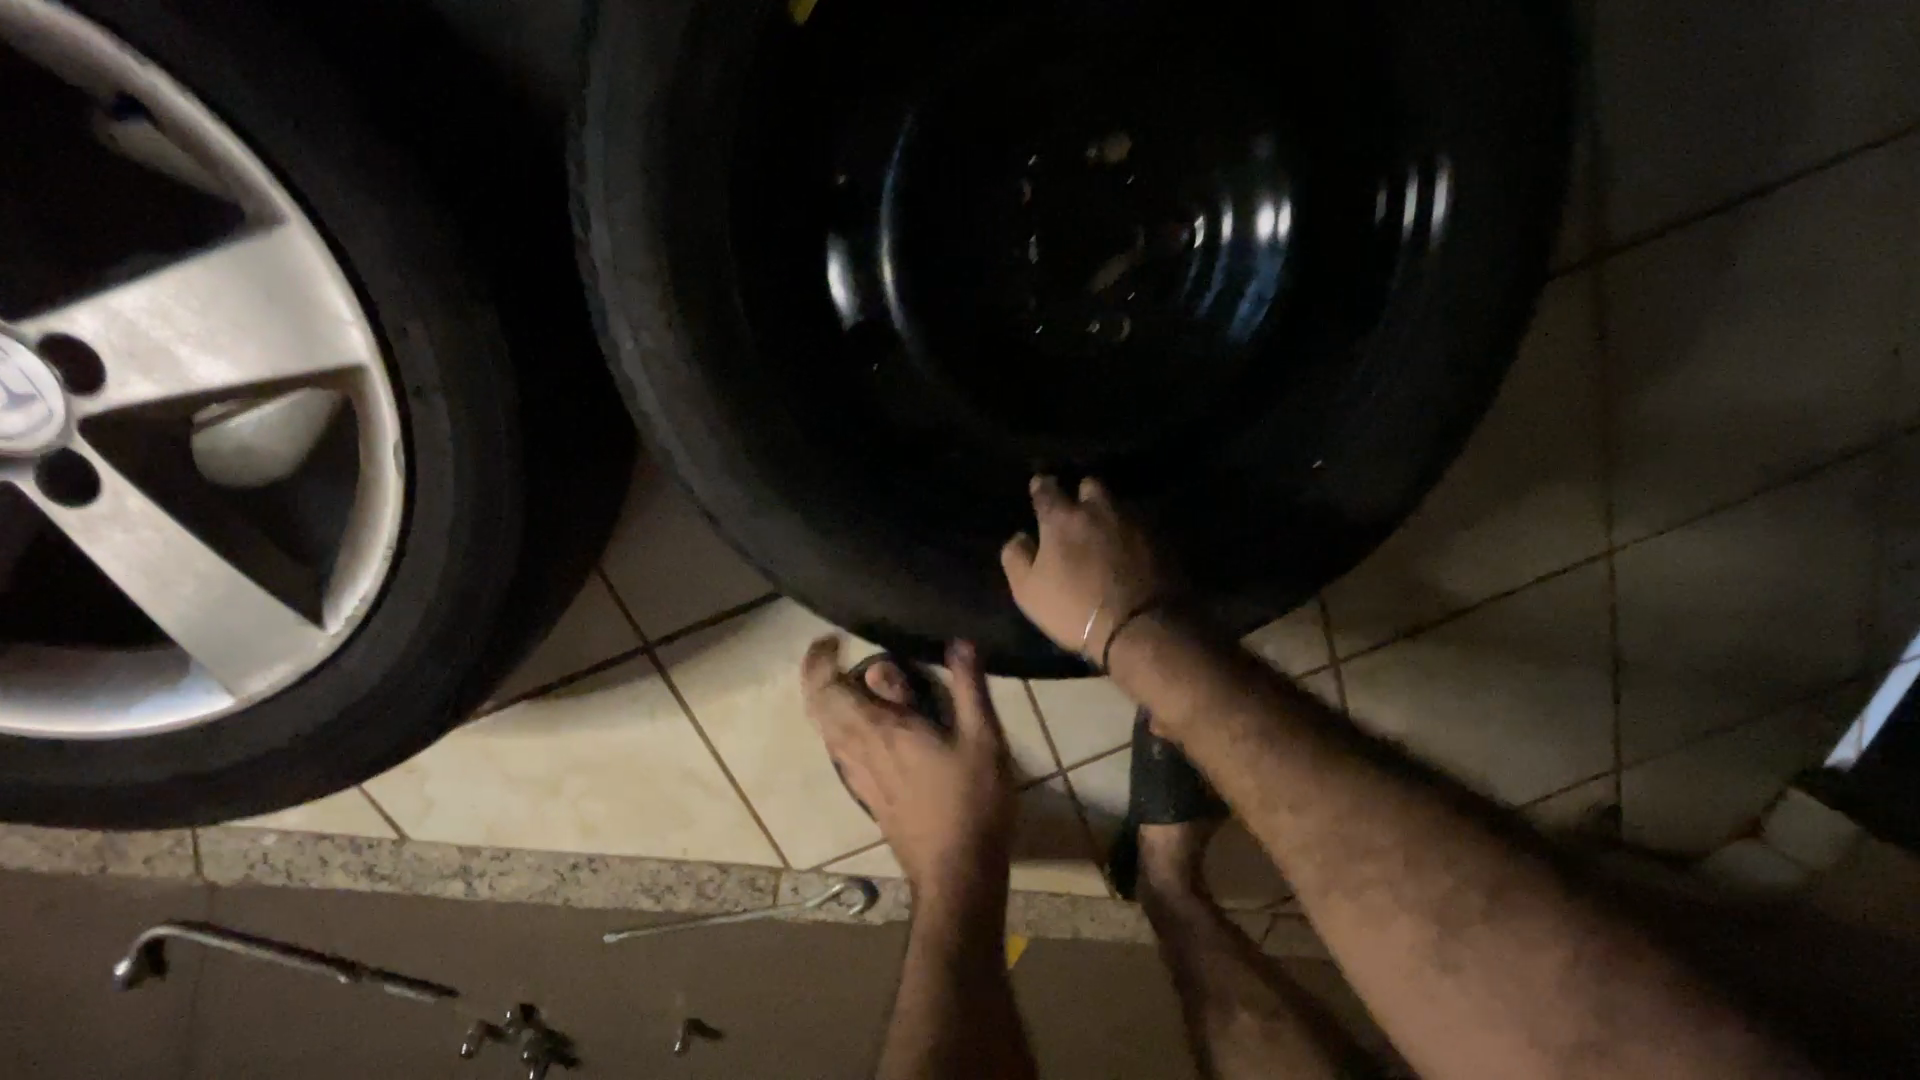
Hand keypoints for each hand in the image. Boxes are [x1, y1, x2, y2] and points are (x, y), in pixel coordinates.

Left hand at [802, 637, 1015, 898]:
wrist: (956, 873)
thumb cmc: (972, 802)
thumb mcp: (983, 738)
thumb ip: (969, 687)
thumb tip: (958, 642)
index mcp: (881, 730)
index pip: (827, 689)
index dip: (818, 661)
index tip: (831, 640)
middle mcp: (858, 751)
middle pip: (819, 707)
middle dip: (821, 676)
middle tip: (842, 656)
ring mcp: (858, 777)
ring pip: (828, 730)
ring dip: (833, 702)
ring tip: (863, 687)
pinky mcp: (867, 795)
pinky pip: (841, 750)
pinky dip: (846, 726)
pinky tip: (877, 727)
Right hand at [1000, 475, 1165, 660]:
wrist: (1139, 627)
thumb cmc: (1073, 608)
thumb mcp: (1028, 591)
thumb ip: (1017, 556)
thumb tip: (1020, 536)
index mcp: (1062, 518)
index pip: (1047, 488)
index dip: (1042, 486)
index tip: (1040, 487)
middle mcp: (1099, 510)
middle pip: (1090, 485)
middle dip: (1082, 494)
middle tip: (1078, 510)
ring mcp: (1134, 522)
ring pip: (1118, 505)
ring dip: (1109, 514)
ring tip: (1106, 531)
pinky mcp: (1160, 539)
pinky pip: (1142, 526)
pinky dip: (1132, 534)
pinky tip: (1130, 551)